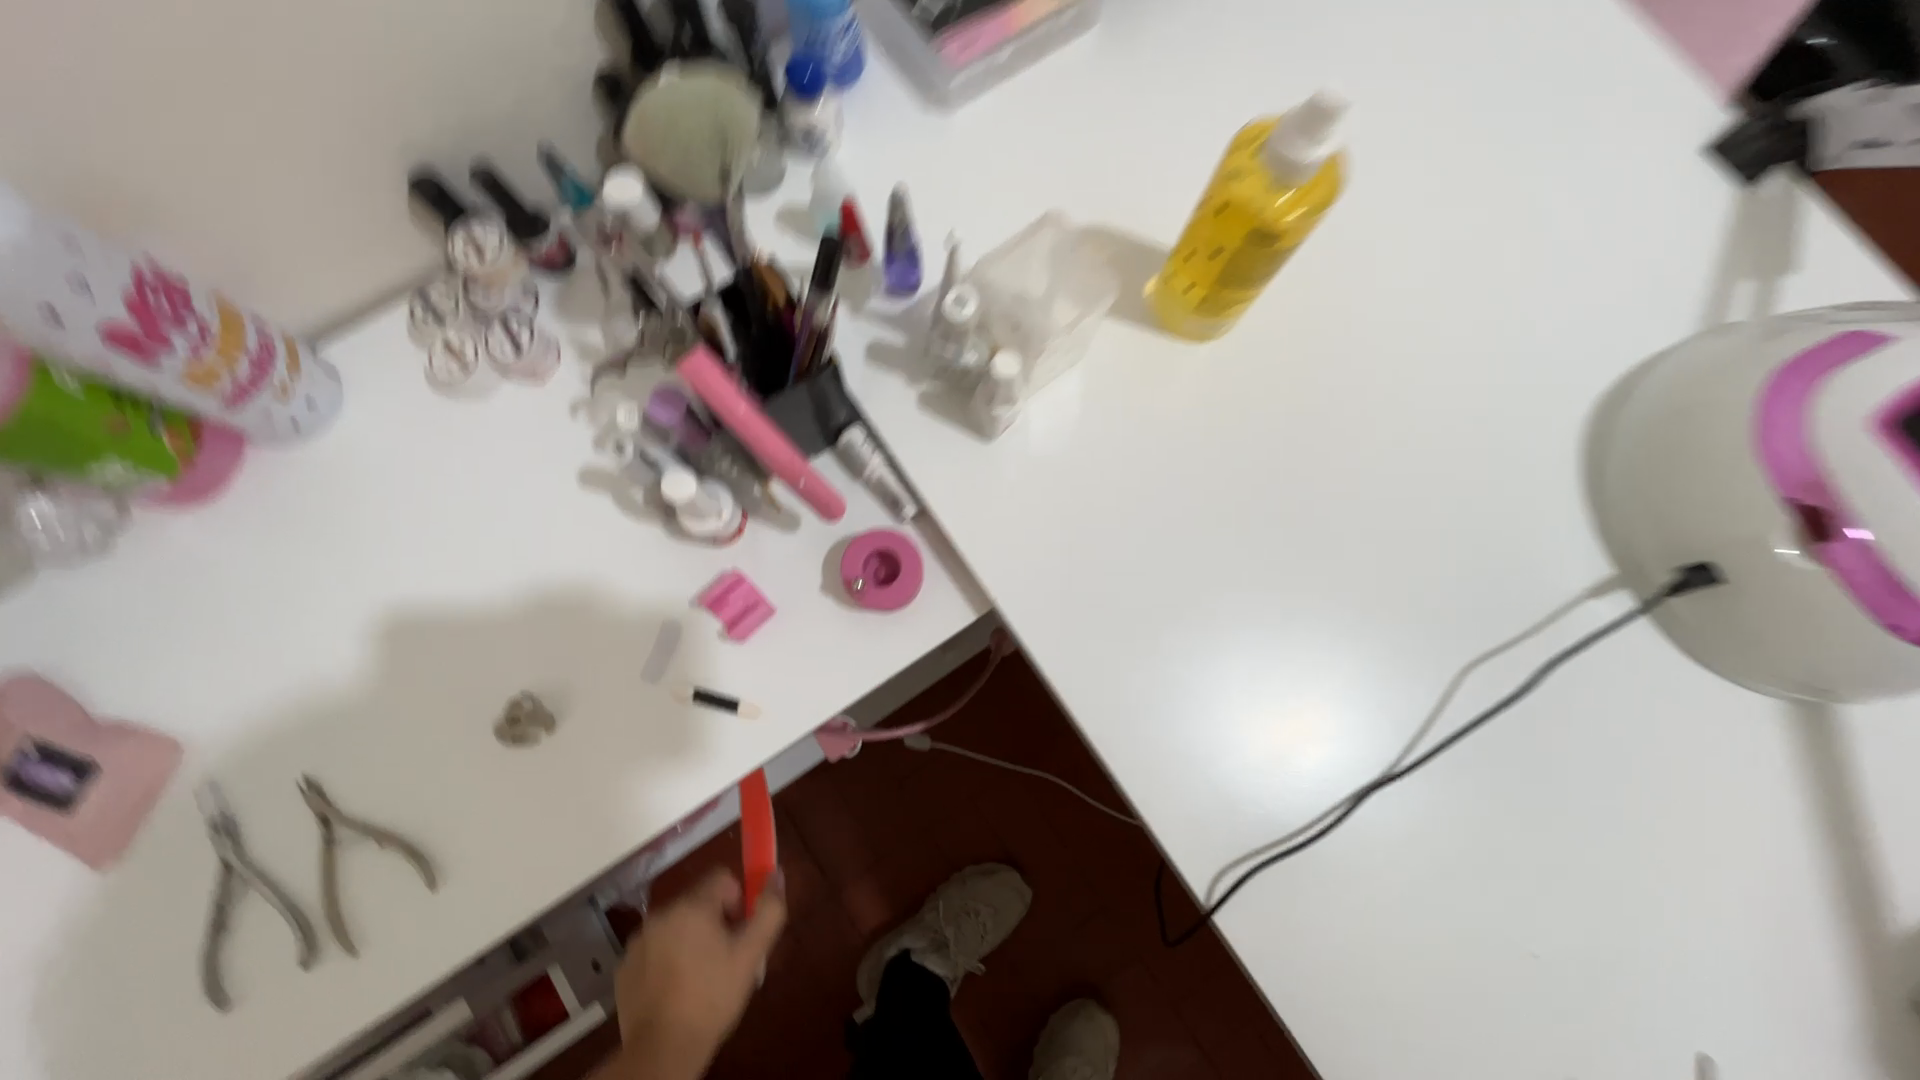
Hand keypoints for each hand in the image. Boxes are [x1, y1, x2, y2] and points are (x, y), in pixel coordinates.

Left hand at [608, 868, 787, 1079]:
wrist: (663, 1049)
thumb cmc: (713, 997)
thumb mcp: (751, 955)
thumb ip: (769, 910)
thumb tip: (777, 874)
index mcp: (692, 906)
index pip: (722, 878)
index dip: (738, 900)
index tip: (740, 931)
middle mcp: (660, 914)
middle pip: (698, 902)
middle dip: (715, 922)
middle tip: (725, 958)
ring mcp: (638, 941)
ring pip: (675, 925)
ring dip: (690, 940)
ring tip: (700, 977)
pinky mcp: (625, 967)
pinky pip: (654, 949)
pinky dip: (667, 960)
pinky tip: (676, 990)